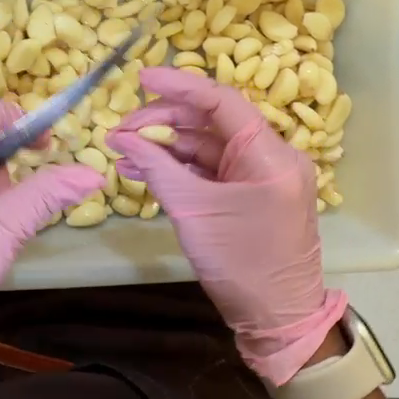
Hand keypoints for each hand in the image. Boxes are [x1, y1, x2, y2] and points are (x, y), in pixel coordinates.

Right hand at [107, 66, 346, 384]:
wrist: (277, 321)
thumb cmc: (240, 263)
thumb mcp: (192, 211)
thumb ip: (157, 167)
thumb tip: (121, 138)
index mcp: (269, 154)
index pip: (219, 101)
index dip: (178, 85)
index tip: (140, 78)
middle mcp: (271, 156)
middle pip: (210, 121)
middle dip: (163, 122)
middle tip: (121, 132)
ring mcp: (262, 176)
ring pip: (207, 144)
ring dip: (165, 146)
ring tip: (123, 152)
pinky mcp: (251, 194)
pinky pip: (211, 168)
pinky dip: (179, 167)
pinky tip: (143, 169)